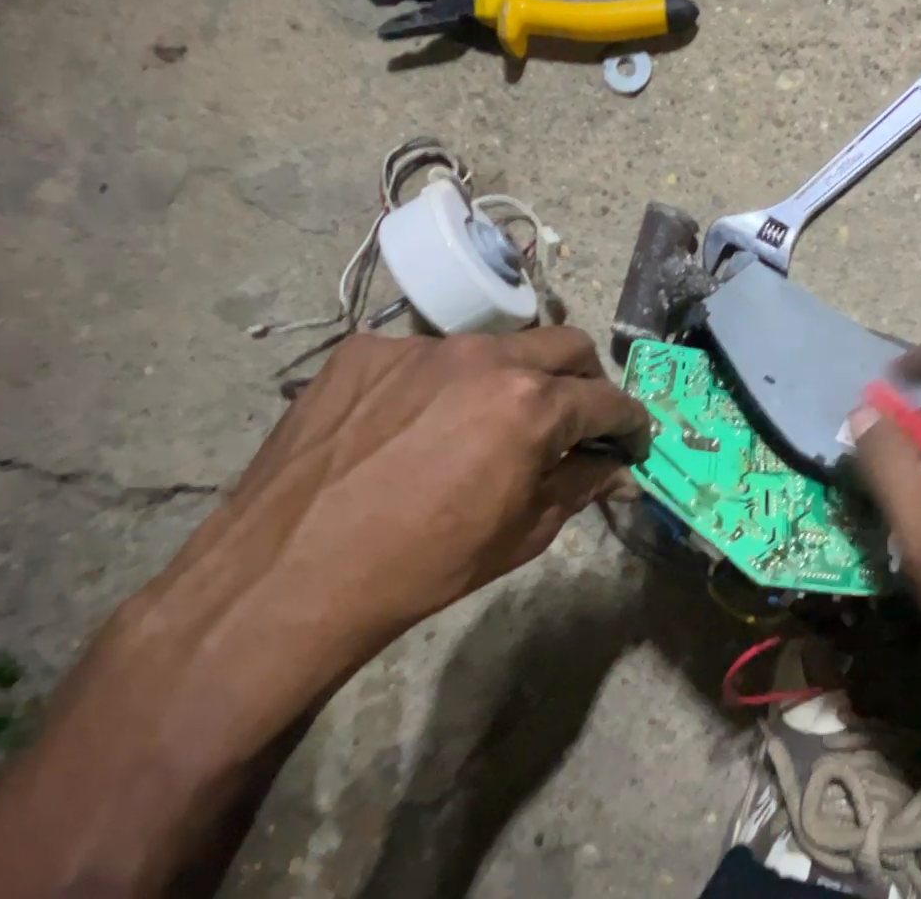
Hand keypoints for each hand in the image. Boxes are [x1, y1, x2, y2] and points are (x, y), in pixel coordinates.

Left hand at [193, 328, 650, 643]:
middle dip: (586, 381)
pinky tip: (418, 426)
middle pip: (566, 345)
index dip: (630, 422)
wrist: (290, 576)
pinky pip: (428, 356)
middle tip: (576, 420)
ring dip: (514, 378)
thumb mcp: (524, 533)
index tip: (631, 440)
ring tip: (489, 423)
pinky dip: (444, 384)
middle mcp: (484, 357)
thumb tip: (616, 468)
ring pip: (496, 346)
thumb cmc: (424, 566)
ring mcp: (420, 346)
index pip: (608, 398)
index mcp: (532, 405)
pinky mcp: (365, 350)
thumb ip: (580, 485)